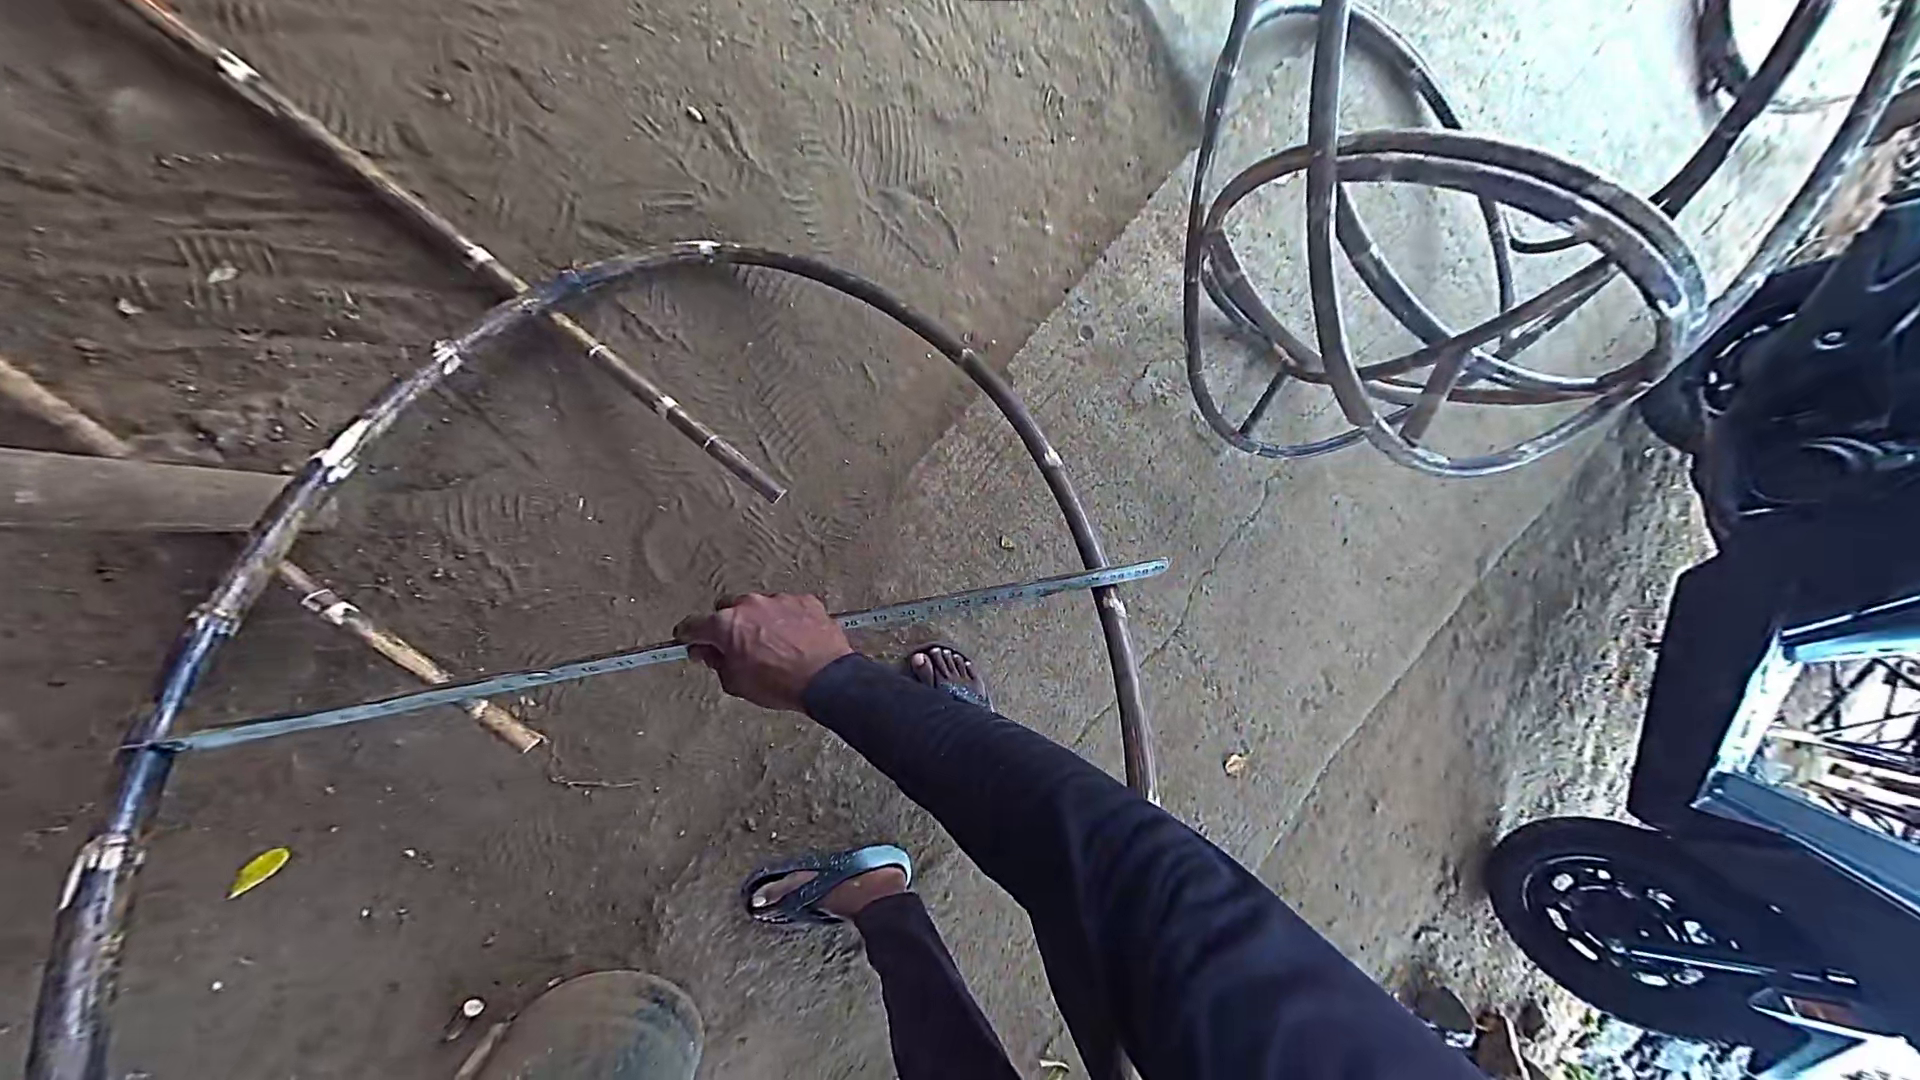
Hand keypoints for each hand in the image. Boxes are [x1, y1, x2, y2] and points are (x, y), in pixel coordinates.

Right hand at [674, 593, 853, 711]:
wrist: (825, 678)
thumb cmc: (781, 683)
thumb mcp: (735, 682)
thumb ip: (716, 662)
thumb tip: (710, 652)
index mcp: (726, 624)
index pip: (693, 625)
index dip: (690, 636)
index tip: (692, 641)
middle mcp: (750, 605)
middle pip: (727, 609)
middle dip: (729, 626)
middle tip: (738, 647)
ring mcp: (779, 600)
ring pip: (760, 606)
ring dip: (760, 621)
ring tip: (774, 646)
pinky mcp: (804, 601)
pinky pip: (788, 607)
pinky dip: (787, 619)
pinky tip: (794, 639)